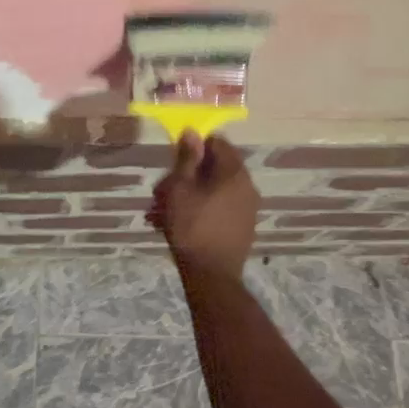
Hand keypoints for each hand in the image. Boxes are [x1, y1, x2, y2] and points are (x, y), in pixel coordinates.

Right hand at [151, 130, 259, 277]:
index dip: (194, 147)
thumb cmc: (191, 226)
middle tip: (160, 193)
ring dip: (188, 196)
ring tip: (161, 214)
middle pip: (214, 168)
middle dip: (185, 177)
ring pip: (213, 191)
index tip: (173, 162)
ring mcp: (248, 209)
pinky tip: (178, 225)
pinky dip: (199, 210)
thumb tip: (192, 132)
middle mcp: (247, 186)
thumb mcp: (180, 188)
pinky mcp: (243, 228)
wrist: (211, 275)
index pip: (217, 143)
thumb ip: (187, 158)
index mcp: (235, 172)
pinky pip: (219, 209)